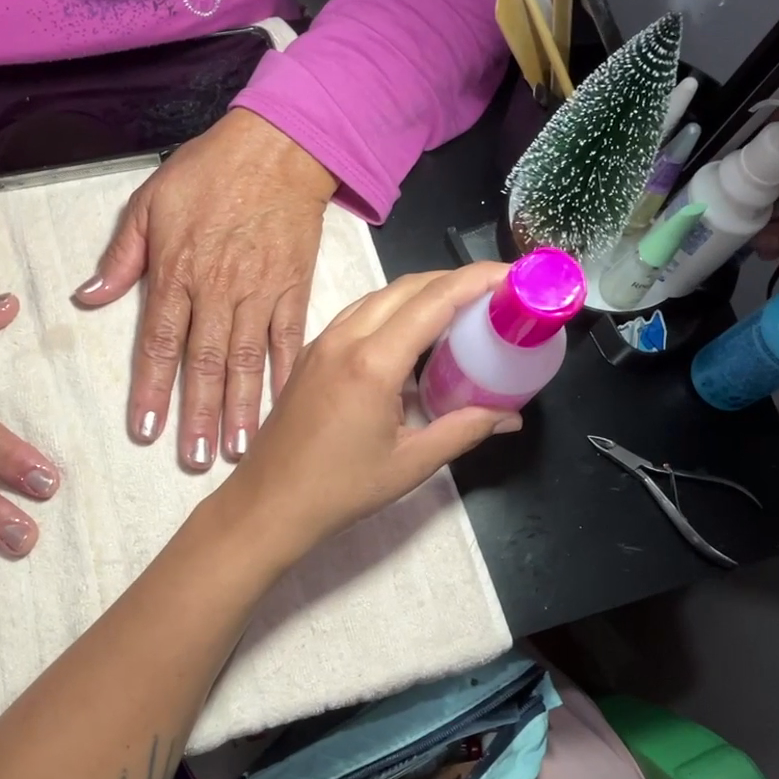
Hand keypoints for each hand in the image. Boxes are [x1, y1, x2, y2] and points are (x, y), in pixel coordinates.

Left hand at [74, 109, 336, 471]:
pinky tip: (284, 406)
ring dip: (242, 407)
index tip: (146, 431)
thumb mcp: (150, 201)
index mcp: (176, 271)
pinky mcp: (294, 289)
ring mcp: (260, 292)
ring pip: (247, 360)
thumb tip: (88, 297)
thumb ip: (122, 255)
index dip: (152, 390)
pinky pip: (289, 338)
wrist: (277, 150)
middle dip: (199, 415)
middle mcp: (217, 290)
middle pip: (205, 363)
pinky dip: (286, 374)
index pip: (158, 342)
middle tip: (197, 460)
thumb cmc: (210, 171)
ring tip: (239, 448)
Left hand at [208, 264, 522, 560]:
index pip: (434, 301)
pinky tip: (414, 334)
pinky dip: (395, 310)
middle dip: (455, 279)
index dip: (476, 279)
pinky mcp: (312, 353)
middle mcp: (345, 338)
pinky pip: (360, 313)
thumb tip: (510, 415)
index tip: (511, 273)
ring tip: (461, 308)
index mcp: (372, 363)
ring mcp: (323, 342)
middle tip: (494, 293)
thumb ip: (464, 430)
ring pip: (381, 295)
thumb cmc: (340, 490)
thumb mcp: (411, 463)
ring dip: (423, 292)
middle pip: (408, 287)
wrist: (267, 504)